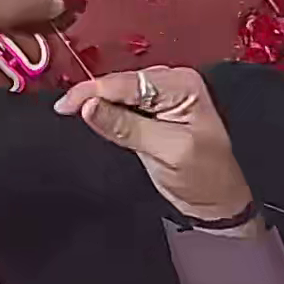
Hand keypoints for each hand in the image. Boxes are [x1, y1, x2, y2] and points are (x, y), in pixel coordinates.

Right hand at [56, 66, 254, 225]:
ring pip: (118, 92)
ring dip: (97, 102)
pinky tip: (93, 114)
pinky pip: (122, 103)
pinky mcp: (152, 108)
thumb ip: (126, 126)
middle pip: (121, 83)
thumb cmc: (203, 177)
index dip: (93, 90)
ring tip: (72, 111)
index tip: (65, 105)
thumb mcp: (167, 151)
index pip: (128, 82)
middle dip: (93, 95)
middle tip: (64, 110)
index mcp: (182, 84)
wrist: (218, 203)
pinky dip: (105, 109)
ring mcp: (162, 94)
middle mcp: (172, 81)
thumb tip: (88, 106)